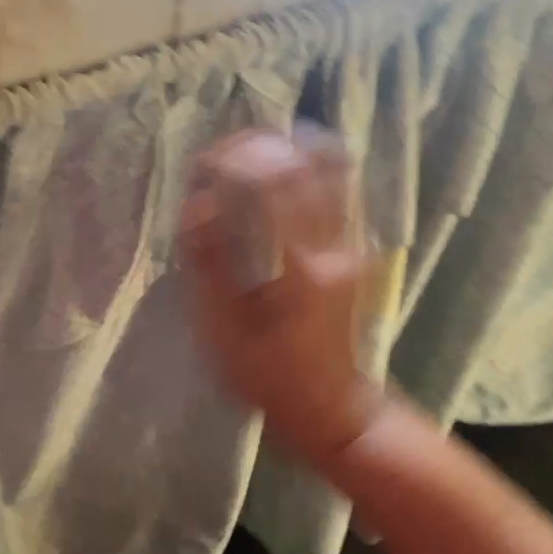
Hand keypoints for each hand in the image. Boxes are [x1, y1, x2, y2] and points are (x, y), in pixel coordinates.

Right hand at [179, 128, 380, 464]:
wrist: (331, 408)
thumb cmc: (268, 376)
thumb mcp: (223, 330)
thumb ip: (209, 264)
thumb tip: (197, 205)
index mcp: (298, 266)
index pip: (272, 185)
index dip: (235, 160)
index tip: (203, 164)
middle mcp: (333, 245)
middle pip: (311, 163)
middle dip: (263, 145)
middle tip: (225, 151)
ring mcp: (351, 244)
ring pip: (334, 169)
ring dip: (290, 150)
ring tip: (250, 155)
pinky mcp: (355, 249)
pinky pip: (338, 188)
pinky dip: (307, 169)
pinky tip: (278, 174)